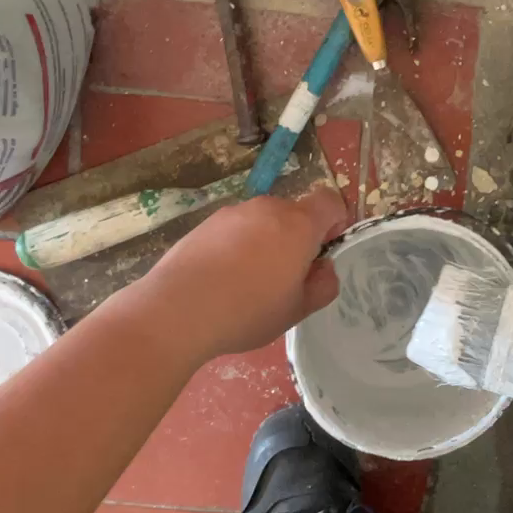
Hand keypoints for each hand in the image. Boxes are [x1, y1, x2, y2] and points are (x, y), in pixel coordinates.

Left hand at [135, 187, 347, 357]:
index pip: (329, 201)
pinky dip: (237, 248)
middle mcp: (266, 209)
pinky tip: (223, 281)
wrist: (176, 311)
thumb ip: (323, 285)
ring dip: (266, 243)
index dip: (335, 222)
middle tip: (287, 277)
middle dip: (298, 238)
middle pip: (294, 213)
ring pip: (262, 222)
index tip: (324, 251)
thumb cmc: (249, 310)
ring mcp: (231, 214)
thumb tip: (323, 269)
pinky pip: (234, 231)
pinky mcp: (203, 225)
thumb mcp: (298, 309)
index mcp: (298, 224)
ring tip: (250, 282)